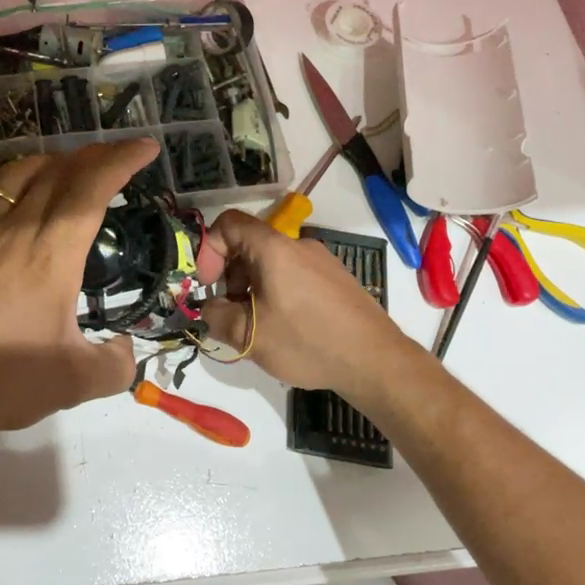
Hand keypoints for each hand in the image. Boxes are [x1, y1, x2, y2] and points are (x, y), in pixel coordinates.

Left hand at [0, 140, 156, 446]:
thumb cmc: (2, 381)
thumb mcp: (75, 382)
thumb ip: (114, 365)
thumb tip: (126, 350)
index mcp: (52, 253)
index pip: (92, 187)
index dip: (121, 159)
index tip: (145, 148)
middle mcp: (15, 230)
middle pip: (58, 171)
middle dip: (94, 155)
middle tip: (116, 157)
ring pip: (17, 175)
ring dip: (51, 163)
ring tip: (67, 171)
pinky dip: (15, 189)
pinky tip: (16, 214)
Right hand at [195, 209, 404, 391]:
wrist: (376, 361)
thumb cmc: (307, 342)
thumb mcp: (248, 335)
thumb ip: (216, 316)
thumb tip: (208, 308)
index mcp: (273, 248)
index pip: (228, 223)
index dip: (208, 249)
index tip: (208, 285)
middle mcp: (298, 245)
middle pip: (249, 244)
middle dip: (229, 274)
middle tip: (230, 310)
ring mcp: (321, 261)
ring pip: (271, 261)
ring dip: (252, 286)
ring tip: (256, 324)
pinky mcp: (336, 279)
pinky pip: (294, 274)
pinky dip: (277, 291)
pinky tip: (285, 327)